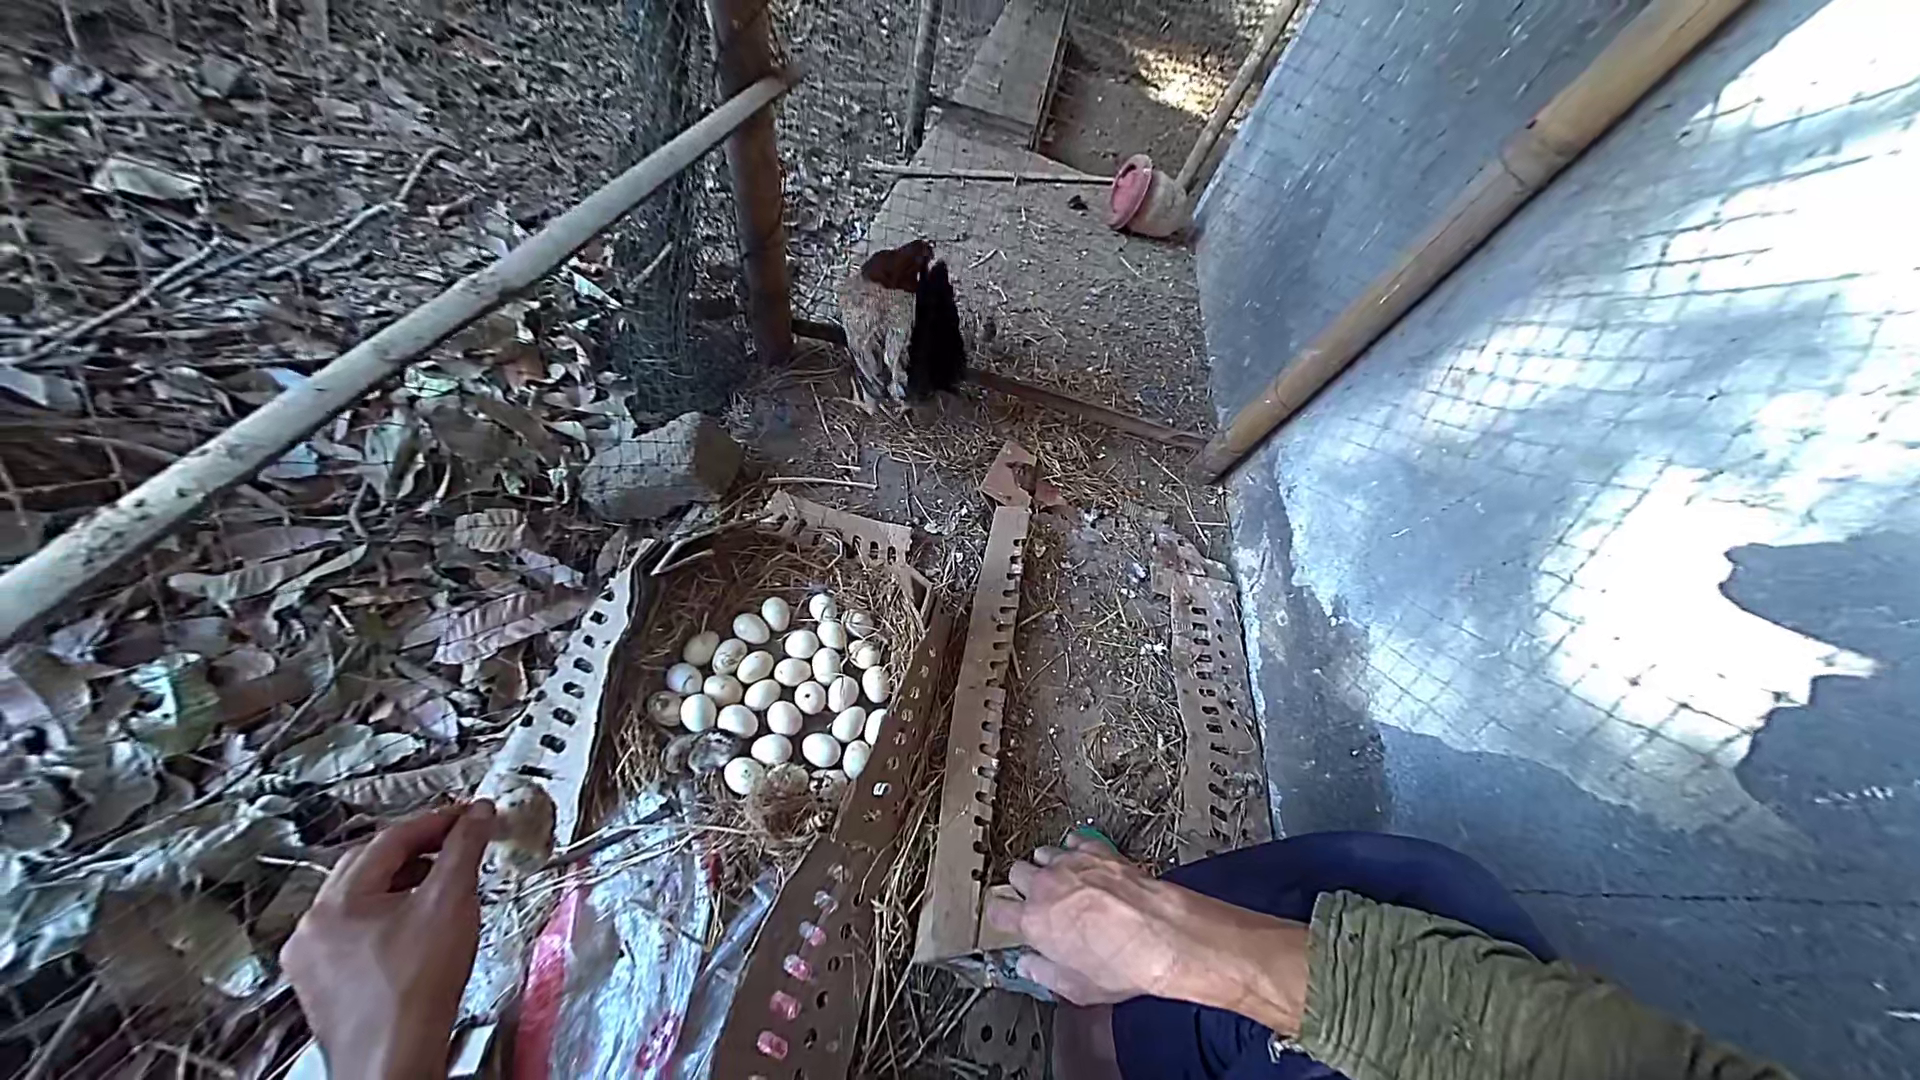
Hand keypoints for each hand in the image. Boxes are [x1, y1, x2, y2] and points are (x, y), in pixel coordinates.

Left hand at [282, 802, 496, 1079]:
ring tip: (447, 874)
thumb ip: (464, 846)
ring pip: (363, 895)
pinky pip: (358, 924)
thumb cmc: (421, 975)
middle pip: (369, 864)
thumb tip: (480, 810)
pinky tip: (422, 914)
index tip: (474, 813)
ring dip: (406, 875)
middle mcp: (311, 927)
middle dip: (419, 845)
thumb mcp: (452, 898)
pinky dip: (392, 905)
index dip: (437, 820)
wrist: (395, 1055)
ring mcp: (311, 957)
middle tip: (461, 836)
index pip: (390, 840)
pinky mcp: (323, 980)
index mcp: (335, 904)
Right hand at [984, 834, 1309, 1033]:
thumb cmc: (1124, 961)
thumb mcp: (1077, 987)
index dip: (1000, 913)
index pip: (998, 909)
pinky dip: (1076, 851)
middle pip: (1016, 872)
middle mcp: (1046, 885)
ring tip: (1060, 881)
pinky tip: (1085, 864)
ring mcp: (1069, 863)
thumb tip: (1031, 966)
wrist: (1160, 932)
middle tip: (1034, 899)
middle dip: (1022, 884)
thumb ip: (1044, 972)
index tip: (1004, 916)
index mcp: (1034, 920)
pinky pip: (1073, 842)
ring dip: (1048, 866)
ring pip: (1042, 853)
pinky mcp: (1092, 849)